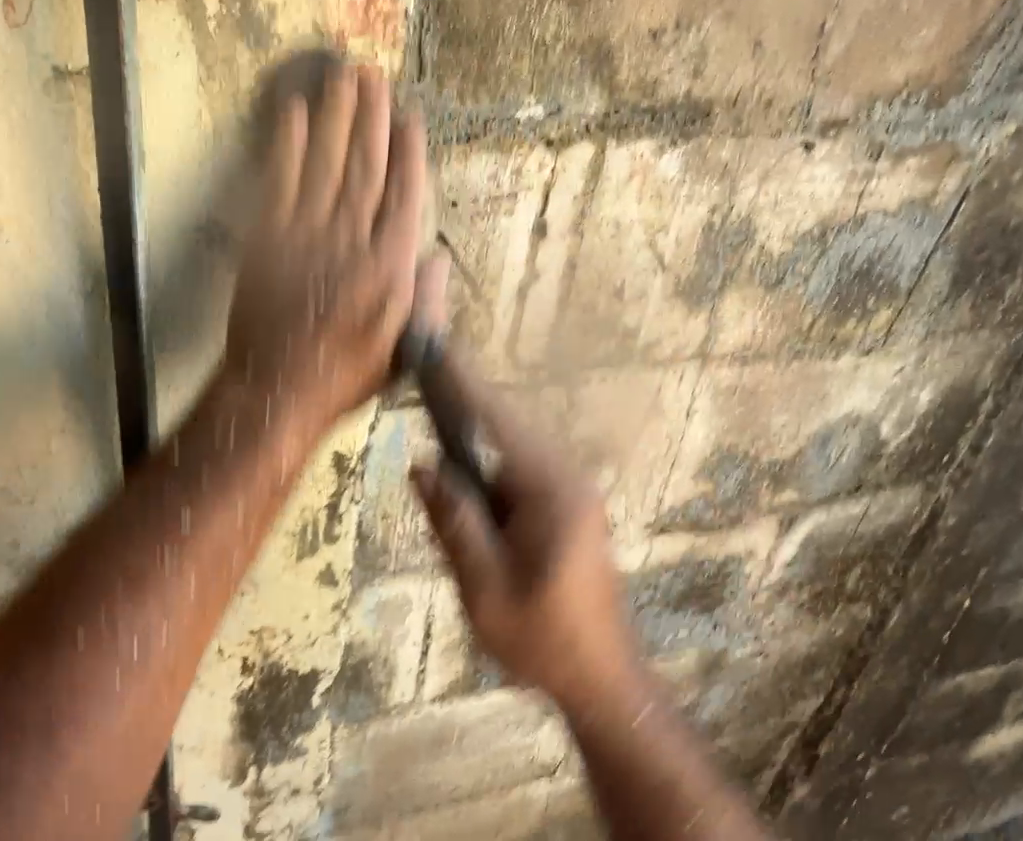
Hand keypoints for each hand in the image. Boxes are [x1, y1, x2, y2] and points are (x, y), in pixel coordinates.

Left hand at [225, 60, 428, 431]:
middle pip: (367, 166)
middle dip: (372, 117)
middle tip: (374, 75)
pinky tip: (294, 110)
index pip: (404, 195)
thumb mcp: (404, 352)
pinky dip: (288, 142)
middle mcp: (353, 241)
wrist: (275, 389)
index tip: (410, 115)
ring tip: (342, 75)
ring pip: (327, 163)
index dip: (408, 151)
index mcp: (390, 268)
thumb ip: (425, 302)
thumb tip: (437, 257)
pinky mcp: (268, 237)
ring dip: (336, 115)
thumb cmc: (343, 376)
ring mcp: (307, 235)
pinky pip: (280, 179)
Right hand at [409, 351, 642, 712]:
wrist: (601, 677)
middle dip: (463, 400)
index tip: (434, 345)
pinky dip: (487, 458)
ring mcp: (571, 491)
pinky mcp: (567, 506)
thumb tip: (423, 465)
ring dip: (474, 430)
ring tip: (433, 405)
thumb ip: (454, 521)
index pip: (497, 421)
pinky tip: (461, 462)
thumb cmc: (542, 639)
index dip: (462, 383)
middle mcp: (567, 478)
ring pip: (512, 445)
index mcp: (551, 492)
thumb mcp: (485, 587)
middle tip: (421, 371)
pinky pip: (519, 467)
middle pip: (506, 424)